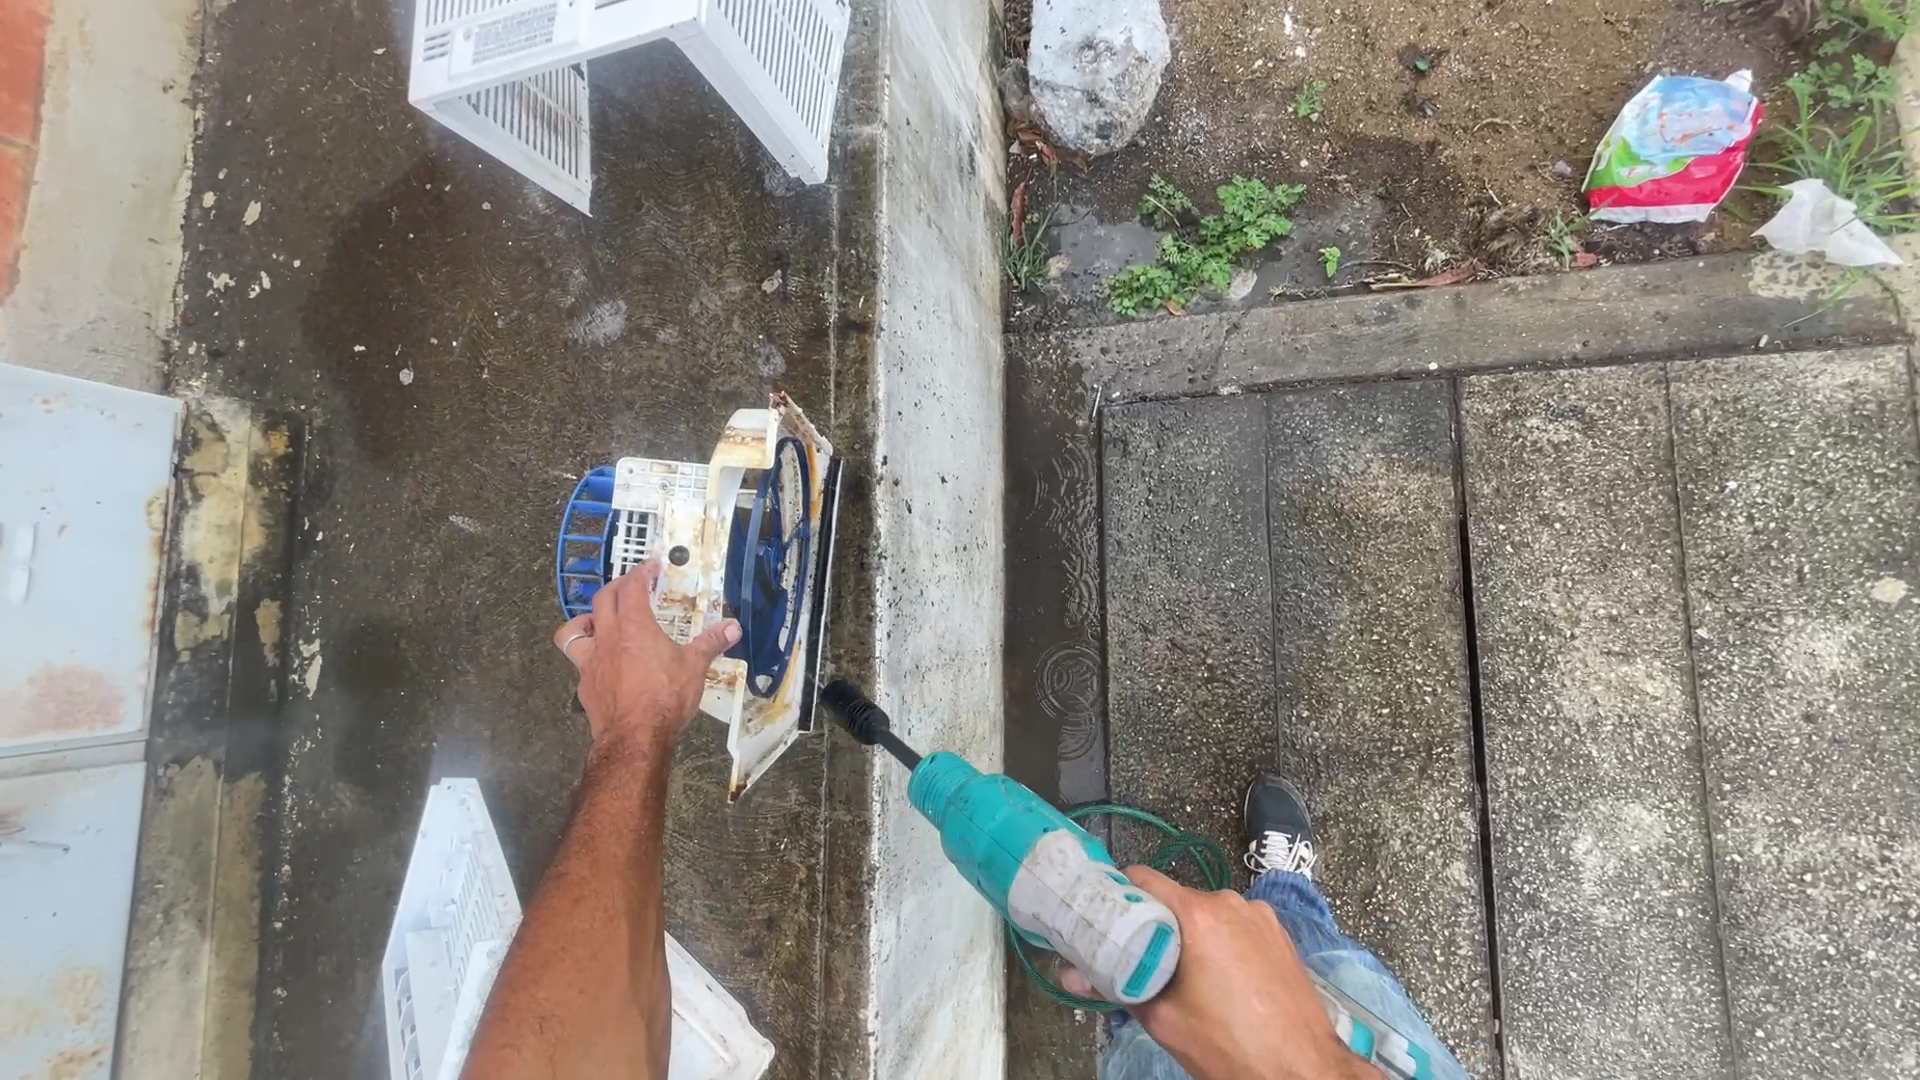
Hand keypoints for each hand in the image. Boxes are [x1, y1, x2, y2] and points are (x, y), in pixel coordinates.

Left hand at [552, 559, 740, 747]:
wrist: (635, 737)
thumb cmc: (665, 697)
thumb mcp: (695, 667)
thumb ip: (711, 643)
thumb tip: (733, 628)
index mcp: (635, 628)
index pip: (631, 588)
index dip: (640, 572)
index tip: (651, 567)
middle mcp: (608, 639)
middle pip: (601, 600)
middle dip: (616, 587)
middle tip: (631, 586)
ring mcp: (591, 663)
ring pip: (573, 631)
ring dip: (585, 620)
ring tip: (597, 621)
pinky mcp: (584, 686)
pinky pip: (579, 662)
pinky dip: (588, 657)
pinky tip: (604, 665)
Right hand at [1062, 866, 1374, 1079]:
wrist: (1306, 1075)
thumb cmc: (1230, 1047)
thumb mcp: (1163, 1019)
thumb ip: (1114, 986)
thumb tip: (1068, 975)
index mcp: (1198, 912)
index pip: (1142, 877)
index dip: (1118, 893)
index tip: (1106, 916)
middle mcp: (1229, 900)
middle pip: (1174, 897)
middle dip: (1156, 922)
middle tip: (1142, 957)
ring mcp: (1259, 914)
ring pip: (1206, 911)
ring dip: (1190, 933)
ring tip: (1185, 975)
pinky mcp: (1279, 932)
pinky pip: (1235, 924)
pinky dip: (1221, 941)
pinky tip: (1222, 979)